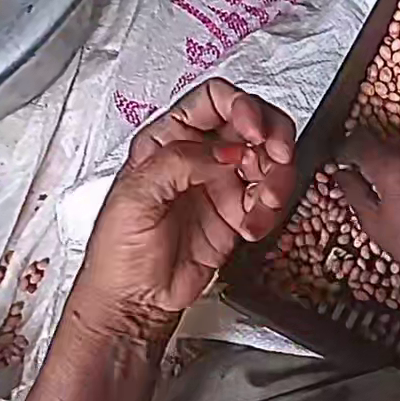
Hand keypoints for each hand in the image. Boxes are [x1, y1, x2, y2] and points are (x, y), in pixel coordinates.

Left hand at [77, 79, 296, 331]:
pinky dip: (271, 212)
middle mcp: (201, 155)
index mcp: (169, 139)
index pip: (215, 100)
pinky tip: (250, 229)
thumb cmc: (121, 249)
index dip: (242, 107)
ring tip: (261, 206)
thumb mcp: (136, 197)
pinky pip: (271, 200)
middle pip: (255, 124)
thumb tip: (226, 151)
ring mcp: (224, 184)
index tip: (255, 132)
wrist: (137, 300)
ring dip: (277, 181)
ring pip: (270, 162)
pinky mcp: (241, 214)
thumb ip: (179, 162)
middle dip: (275, 138)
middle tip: (278, 158)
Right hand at [332, 129, 399, 283]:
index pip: (359, 141)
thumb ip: (353, 190)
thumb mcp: (371, 220)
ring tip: (380, 183)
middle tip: (356, 172)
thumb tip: (341, 173)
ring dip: (386, 158)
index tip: (339, 160)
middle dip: (365, 153)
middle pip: (380, 140)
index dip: (344, 150)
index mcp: (391, 168)